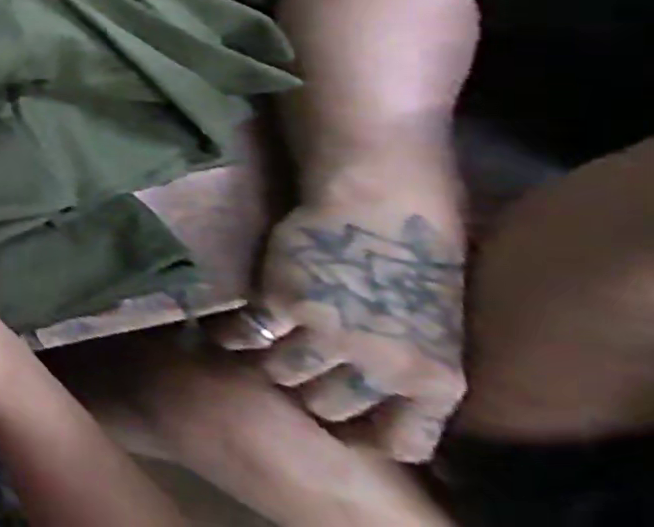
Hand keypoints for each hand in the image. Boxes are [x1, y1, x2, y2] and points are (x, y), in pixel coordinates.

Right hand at [213, 201, 465, 461]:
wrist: (381, 213)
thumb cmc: (411, 269)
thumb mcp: (431, 337)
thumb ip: (405, 372)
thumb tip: (367, 400)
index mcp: (433, 382)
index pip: (400, 441)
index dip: (364, 437)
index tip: (340, 424)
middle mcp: (381, 367)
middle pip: (327, 406)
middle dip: (304, 393)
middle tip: (287, 375)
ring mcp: (329, 334)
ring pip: (282, 374)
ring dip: (264, 363)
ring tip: (252, 352)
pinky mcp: (283, 301)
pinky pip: (247, 334)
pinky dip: (229, 336)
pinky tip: (221, 332)